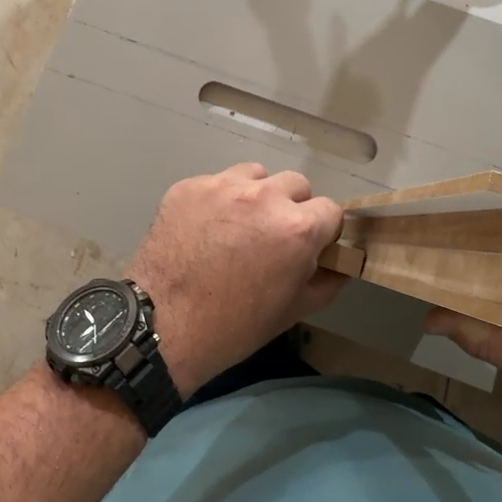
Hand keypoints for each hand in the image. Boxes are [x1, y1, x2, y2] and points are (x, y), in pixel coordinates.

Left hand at [127, 163, 346, 396]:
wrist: (161, 325)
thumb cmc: (234, 326)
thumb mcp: (292, 311)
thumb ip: (326, 282)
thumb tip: (340, 265)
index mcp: (297, 228)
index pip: (330, 210)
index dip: (323, 230)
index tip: (310, 247)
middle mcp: (264, 196)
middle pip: (296, 185)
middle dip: (292, 208)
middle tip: (272, 238)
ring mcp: (223, 186)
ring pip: (257, 175)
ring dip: (257, 195)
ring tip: (239, 226)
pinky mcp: (190, 186)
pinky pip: (218, 182)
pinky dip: (219, 200)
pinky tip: (206, 228)